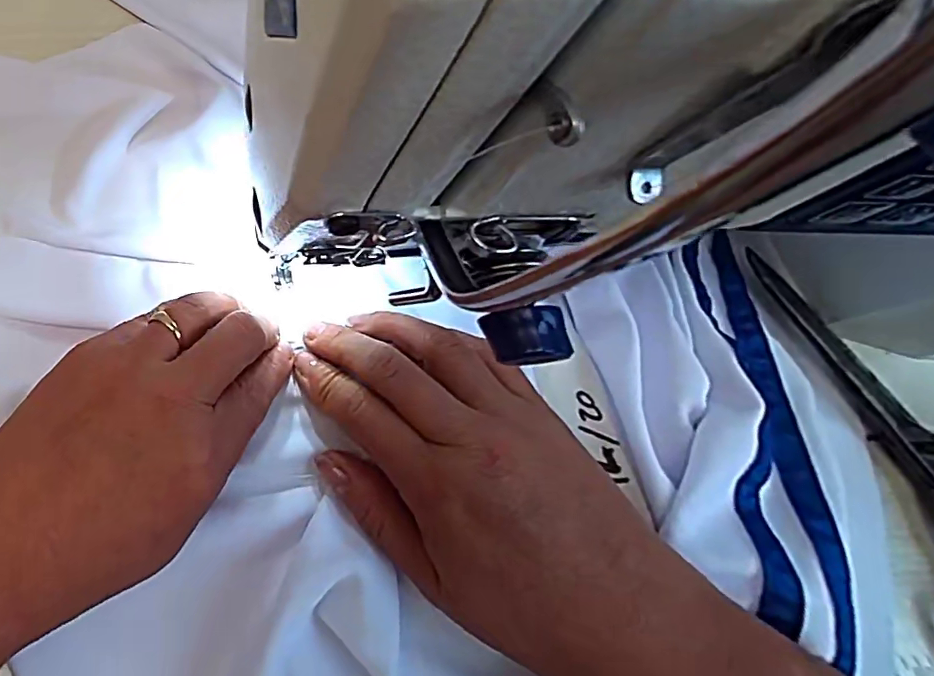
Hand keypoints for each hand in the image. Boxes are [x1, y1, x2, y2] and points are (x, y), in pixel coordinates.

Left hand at [0, 292, 292, 644]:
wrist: (13, 524)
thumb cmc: (90, 540)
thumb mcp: (178, 512)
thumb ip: (211, 454)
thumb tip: (225, 412)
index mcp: (202, 451)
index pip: (257, 387)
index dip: (274, 365)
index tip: (279, 353)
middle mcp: (171, 396)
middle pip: (236, 335)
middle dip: (257, 327)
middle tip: (260, 328)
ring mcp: (128, 363)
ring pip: (192, 310)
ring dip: (218, 308)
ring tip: (227, 311)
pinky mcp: (93, 348)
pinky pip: (147, 320)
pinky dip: (171, 319)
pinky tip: (174, 330)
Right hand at [294, 311, 831, 675]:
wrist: (634, 615)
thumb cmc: (530, 606)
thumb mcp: (436, 579)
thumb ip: (376, 513)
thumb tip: (330, 463)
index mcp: (441, 485)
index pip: (362, 411)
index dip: (322, 380)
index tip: (300, 364)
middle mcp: (474, 438)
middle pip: (391, 367)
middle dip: (341, 342)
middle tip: (313, 331)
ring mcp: (511, 417)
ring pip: (436, 347)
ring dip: (387, 324)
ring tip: (354, 318)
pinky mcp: (539, 410)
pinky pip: (485, 354)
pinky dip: (443, 334)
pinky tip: (419, 331)